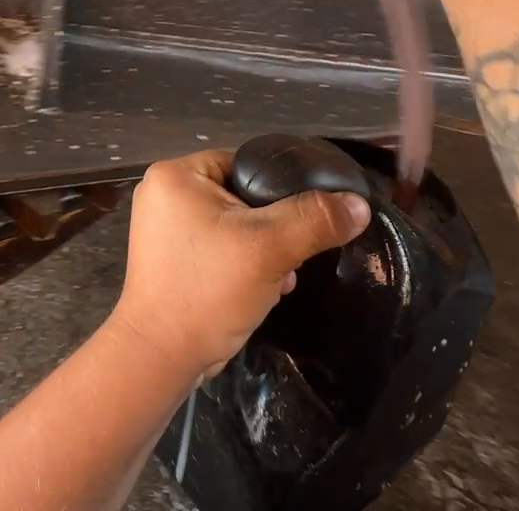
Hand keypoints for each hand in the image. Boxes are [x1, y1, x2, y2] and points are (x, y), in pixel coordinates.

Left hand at [108, 150, 370, 380]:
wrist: (162, 354)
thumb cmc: (208, 289)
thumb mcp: (270, 248)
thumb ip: (315, 220)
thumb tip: (357, 204)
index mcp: (174, 175)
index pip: (241, 163)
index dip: (277, 187)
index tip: (305, 217)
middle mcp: (161, 193)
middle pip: (238, 196)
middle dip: (271, 228)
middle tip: (291, 256)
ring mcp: (161, 228)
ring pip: (230, 226)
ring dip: (260, 250)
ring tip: (281, 277)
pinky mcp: (168, 258)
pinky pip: (216, 248)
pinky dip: (240, 264)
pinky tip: (263, 289)